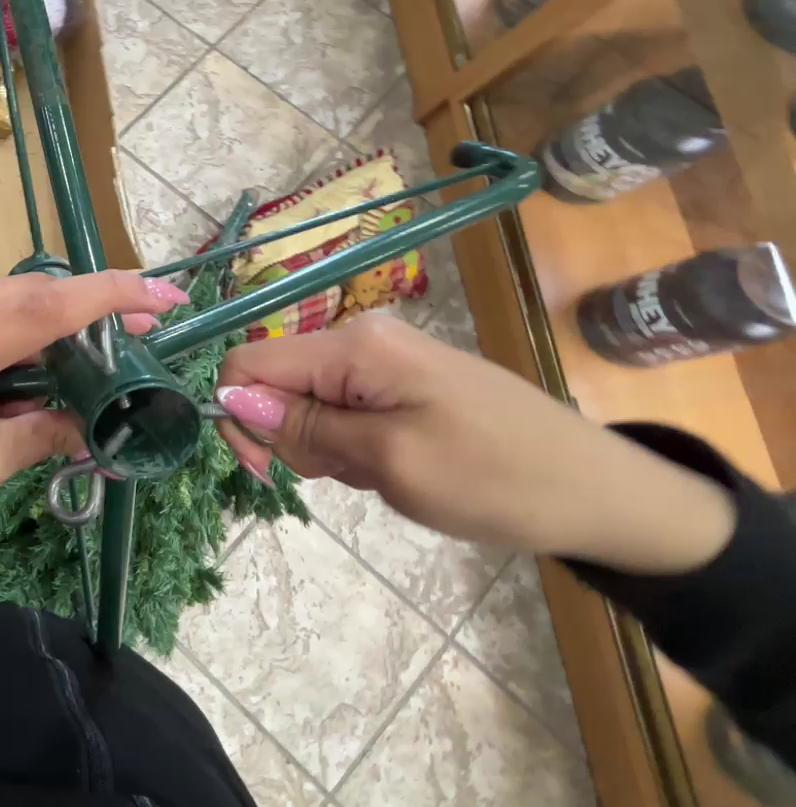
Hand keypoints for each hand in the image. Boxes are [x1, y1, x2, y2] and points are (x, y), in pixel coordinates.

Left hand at [0, 270, 191, 513]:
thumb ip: (45, 435)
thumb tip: (95, 425)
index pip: (42, 309)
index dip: (108, 295)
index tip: (162, 296)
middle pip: (32, 289)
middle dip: (94, 300)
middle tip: (144, 324)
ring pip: (10, 290)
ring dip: (60, 306)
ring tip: (104, 338)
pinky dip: (25, 315)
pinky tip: (48, 343)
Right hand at [213, 314, 736, 573]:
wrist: (609, 497)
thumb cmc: (497, 478)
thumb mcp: (389, 459)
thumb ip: (304, 426)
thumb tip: (227, 398)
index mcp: (354, 345)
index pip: (247, 364)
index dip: (238, 415)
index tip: (264, 469)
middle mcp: (361, 339)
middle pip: (274, 384)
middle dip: (290, 435)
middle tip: (345, 474)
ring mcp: (383, 359)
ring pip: (305, 402)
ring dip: (323, 446)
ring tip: (379, 473)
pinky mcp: (401, 382)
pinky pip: (341, 409)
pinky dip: (350, 444)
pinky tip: (390, 465)